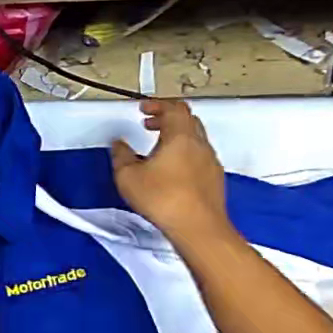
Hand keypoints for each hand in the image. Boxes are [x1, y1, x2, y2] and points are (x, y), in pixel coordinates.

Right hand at [111, 98, 233, 243]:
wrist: (197, 228)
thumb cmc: (167, 200)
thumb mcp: (127, 176)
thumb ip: (121, 155)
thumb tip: (119, 147)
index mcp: (180, 137)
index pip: (174, 108)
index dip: (158, 104)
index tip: (145, 108)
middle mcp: (200, 146)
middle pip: (188, 120)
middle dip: (168, 117)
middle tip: (151, 122)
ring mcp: (210, 163)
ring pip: (195, 138)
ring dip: (176, 136)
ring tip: (157, 147)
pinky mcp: (214, 179)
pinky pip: (199, 157)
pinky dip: (184, 154)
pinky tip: (170, 169)